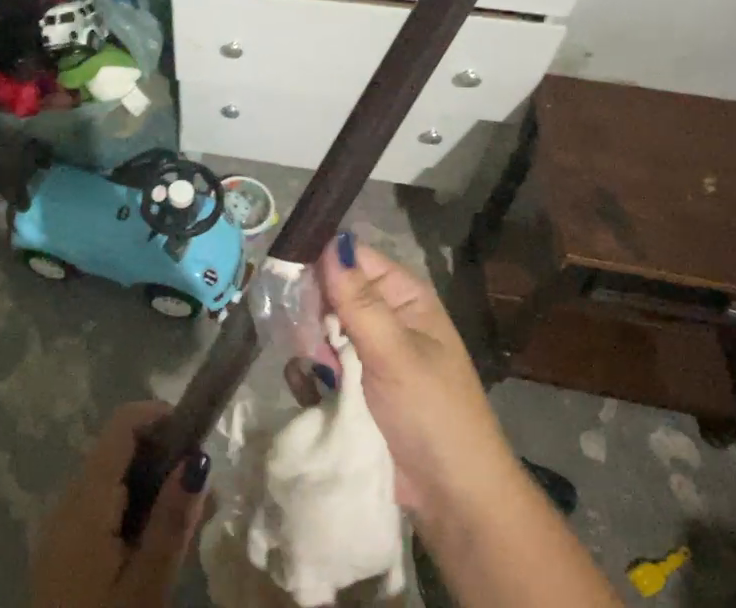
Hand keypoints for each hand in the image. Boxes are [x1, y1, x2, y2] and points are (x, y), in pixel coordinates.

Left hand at [31, 402, 210, 607]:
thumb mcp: (148, 584)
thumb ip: (172, 520)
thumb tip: (198, 456)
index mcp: (85, 501)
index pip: (120, 426)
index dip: (159, 415)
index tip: (199, 432)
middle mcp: (66, 500)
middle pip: (116, 450)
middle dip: (163, 455)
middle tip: (207, 490)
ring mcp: (60, 525)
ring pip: (110, 480)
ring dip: (150, 484)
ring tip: (190, 518)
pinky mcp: (62, 548)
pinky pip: (100, 507)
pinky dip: (132, 507)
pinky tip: (157, 541)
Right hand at [317, 235, 519, 521]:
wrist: (450, 493)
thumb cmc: (433, 413)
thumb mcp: (396, 354)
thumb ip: (359, 302)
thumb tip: (331, 243)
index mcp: (404, 297)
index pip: (352, 258)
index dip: (319, 263)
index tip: (285, 277)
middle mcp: (383, 316)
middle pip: (329, 291)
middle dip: (312, 312)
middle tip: (312, 341)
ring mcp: (365, 351)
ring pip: (317, 327)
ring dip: (309, 345)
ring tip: (319, 372)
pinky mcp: (350, 383)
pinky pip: (316, 362)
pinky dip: (308, 372)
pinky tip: (310, 388)